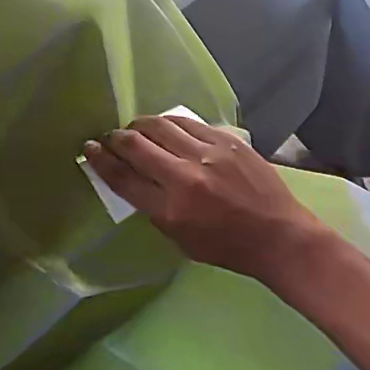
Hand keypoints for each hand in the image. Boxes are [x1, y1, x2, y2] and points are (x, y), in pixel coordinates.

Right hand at [83, 115, 334, 281]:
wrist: (280, 236)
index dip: (100, 160)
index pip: (122, 177)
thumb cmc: (226, 246)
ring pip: (159, 125)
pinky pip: (186, 122)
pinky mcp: (226, 141)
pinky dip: (168, 123)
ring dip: (139, 125)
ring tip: (135, 129)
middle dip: (115, 138)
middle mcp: (185, 177)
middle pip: (135, 145)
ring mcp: (208, 155)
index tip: (90, 149)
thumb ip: (152, 207)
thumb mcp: (179, 238)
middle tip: (111, 138)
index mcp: (170, 210)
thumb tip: (131, 178)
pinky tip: (165, 127)